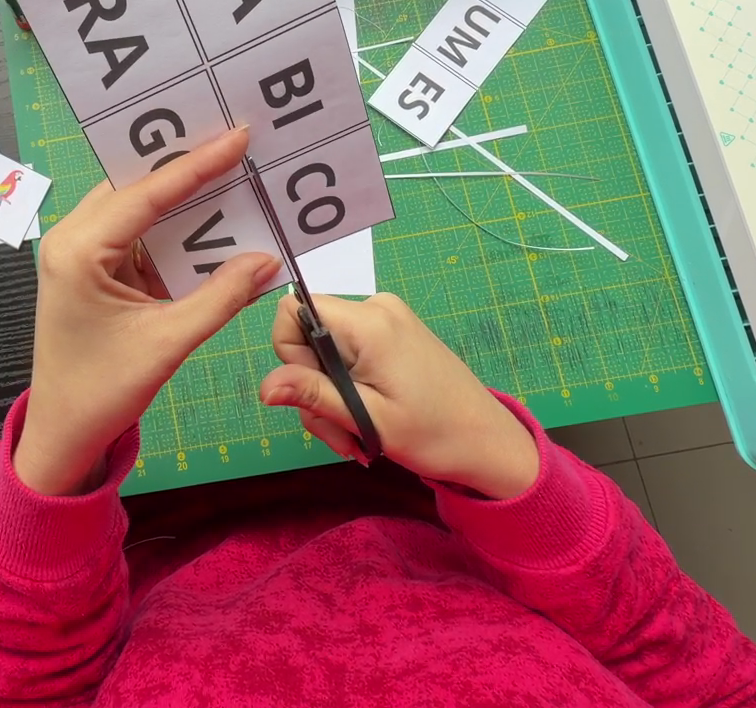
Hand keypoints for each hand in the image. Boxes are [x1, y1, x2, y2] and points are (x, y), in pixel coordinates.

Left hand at [16, 127, 281, 495]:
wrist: (62, 432)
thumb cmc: (103, 391)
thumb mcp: (168, 342)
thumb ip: (221, 296)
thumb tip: (268, 260)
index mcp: (79, 250)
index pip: (146, 194)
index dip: (196, 165)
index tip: (237, 136)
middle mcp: (72, 238)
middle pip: (135, 187)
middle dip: (184, 166)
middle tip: (233, 141)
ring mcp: (78, 251)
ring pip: (134, 206)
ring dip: (178, 195)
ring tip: (227, 170)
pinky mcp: (90, 266)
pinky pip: (134, 232)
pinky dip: (169, 226)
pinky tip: (206, 217)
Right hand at [259, 293, 538, 498]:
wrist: (491, 445)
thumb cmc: (435, 435)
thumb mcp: (367, 419)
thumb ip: (312, 395)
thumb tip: (264, 386)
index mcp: (368, 322)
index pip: (294, 310)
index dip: (290, 351)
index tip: (315, 390)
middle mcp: (374, 308)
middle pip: (308, 335)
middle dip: (313, 388)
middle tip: (340, 434)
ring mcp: (385, 319)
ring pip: (325, 350)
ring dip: (330, 397)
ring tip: (356, 437)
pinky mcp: (391, 333)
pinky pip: (347, 352)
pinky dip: (348, 387)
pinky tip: (366, 420)